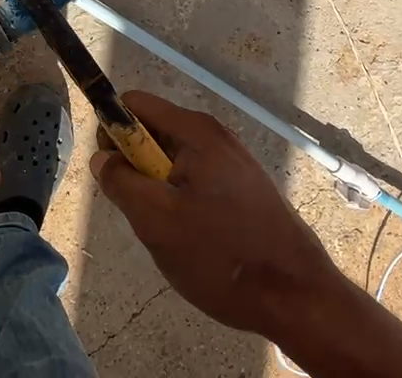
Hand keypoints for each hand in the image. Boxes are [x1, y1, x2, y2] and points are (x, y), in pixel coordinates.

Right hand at [91, 92, 401, 377]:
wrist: (299, 297)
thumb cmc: (221, 254)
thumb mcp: (156, 220)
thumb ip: (121, 182)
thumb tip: (102, 158)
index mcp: (195, 131)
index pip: (134, 104)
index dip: (113, 131)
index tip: (113, 173)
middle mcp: (215, 135)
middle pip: (154, 133)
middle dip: (138, 167)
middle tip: (143, 211)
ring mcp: (234, 160)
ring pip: (174, 162)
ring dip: (160, 190)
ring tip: (171, 232)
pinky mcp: (245, 186)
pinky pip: (197, 179)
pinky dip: (184, 201)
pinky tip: (195, 239)